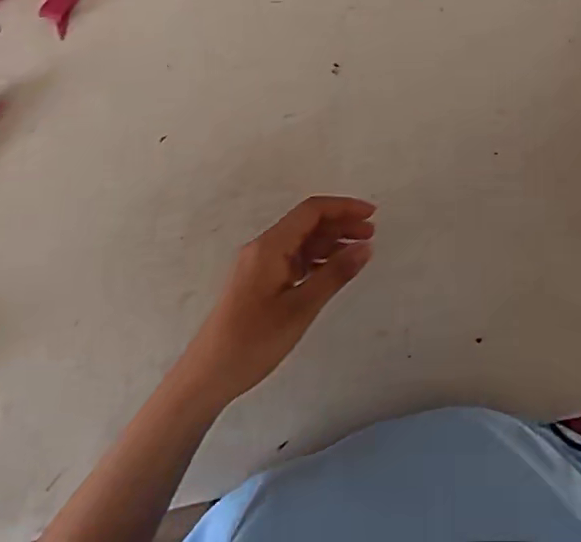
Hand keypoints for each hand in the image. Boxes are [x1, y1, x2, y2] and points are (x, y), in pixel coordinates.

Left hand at [172, 196, 375, 407]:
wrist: (208, 374)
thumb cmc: (254, 341)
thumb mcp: (300, 308)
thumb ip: (334, 275)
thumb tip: (365, 247)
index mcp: (269, 246)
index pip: (311, 211)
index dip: (343, 207)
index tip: (372, 214)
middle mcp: (263, 248)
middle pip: (306, 223)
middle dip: (340, 223)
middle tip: (371, 233)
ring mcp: (259, 264)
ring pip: (300, 241)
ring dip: (330, 241)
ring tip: (359, 250)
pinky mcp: (258, 281)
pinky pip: (292, 258)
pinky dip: (315, 258)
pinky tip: (332, 269)